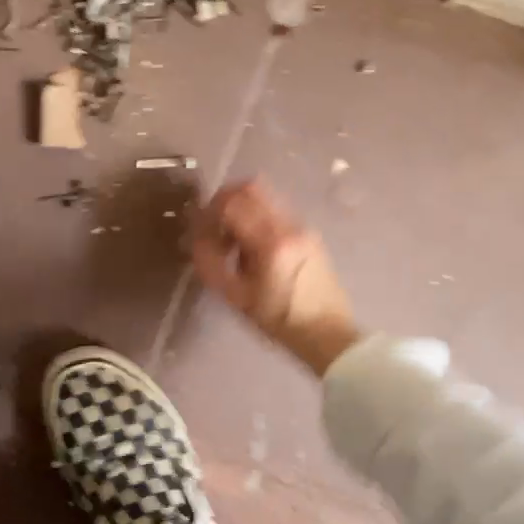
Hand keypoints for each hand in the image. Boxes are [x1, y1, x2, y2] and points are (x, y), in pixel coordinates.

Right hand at [191, 180, 361, 375]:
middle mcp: (290, 225)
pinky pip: (274, 211)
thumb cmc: (279, 321)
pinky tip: (251, 247)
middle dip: (223, 201)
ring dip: (240, 209)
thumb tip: (194, 238)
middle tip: (212, 226)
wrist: (328, 335)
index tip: (199, 231)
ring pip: (262, 197)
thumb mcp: (236, 297)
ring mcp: (303, 227)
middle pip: (249, 188)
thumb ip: (209, 263)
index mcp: (271, 241)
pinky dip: (255, 218)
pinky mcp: (308, 234)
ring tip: (231, 240)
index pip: (230, 203)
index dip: (207, 211)